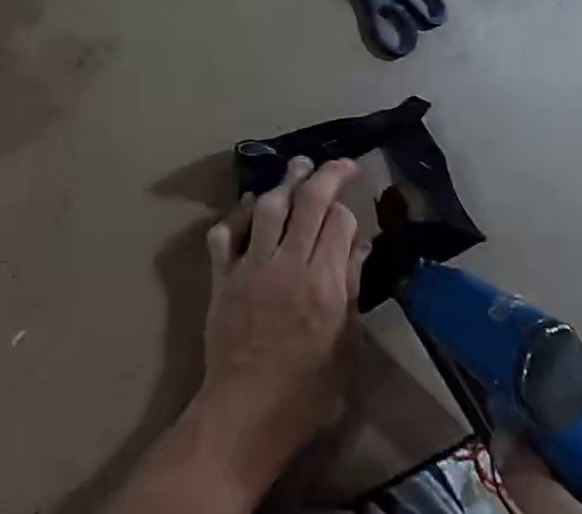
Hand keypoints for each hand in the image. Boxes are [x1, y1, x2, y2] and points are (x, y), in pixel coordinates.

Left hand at [192, 157, 367, 486]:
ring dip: (285, 182)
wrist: (243, 418)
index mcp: (323, 282)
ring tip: (299, 167)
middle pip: (308, 201)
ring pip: (267, 207)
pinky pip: (225, 234)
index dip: (349, 208)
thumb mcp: (346, 343)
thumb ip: (351, 288)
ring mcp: (251, 268)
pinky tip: (250, 203)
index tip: (353, 209)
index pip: (339, 221)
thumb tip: (358, 247)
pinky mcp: (223, 279)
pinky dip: (237, 214)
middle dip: (327, 175)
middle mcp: (288, 265)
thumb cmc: (306, 390)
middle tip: (340, 164)